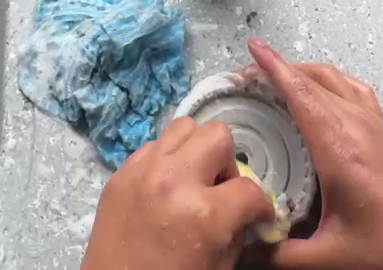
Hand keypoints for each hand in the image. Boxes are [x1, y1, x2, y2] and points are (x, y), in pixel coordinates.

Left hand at [82, 116, 279, 269]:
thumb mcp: (218, 267)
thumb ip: (237, 232)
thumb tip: (247, 209)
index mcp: (204, 213)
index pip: (250, 190)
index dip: (261, 206)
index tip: (258, 215)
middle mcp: (174, 179)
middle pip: (217, 135)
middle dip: (227, 162)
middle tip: (221, 190)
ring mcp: (143, 170)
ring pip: (184, 127)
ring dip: (196, 150)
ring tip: (193, 179)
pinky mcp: (121, 171)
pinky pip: (154, 145)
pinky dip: (167, 160)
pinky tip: (165, 187)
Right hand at [247, 39, 382, 269]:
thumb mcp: (328, 257)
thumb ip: (280, 253)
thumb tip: (245, 249)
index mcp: (338, 145)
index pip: (300, 90)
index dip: (273, 66)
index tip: (253, 47)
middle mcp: (356, 125)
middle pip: (312, 78)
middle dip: (278, 68)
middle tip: (249, 75)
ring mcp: (373, 124)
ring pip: (333, 77)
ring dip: (303, 70)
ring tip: (278, 77)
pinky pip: (352, 88)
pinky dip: (329, 79)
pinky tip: (320, 90)